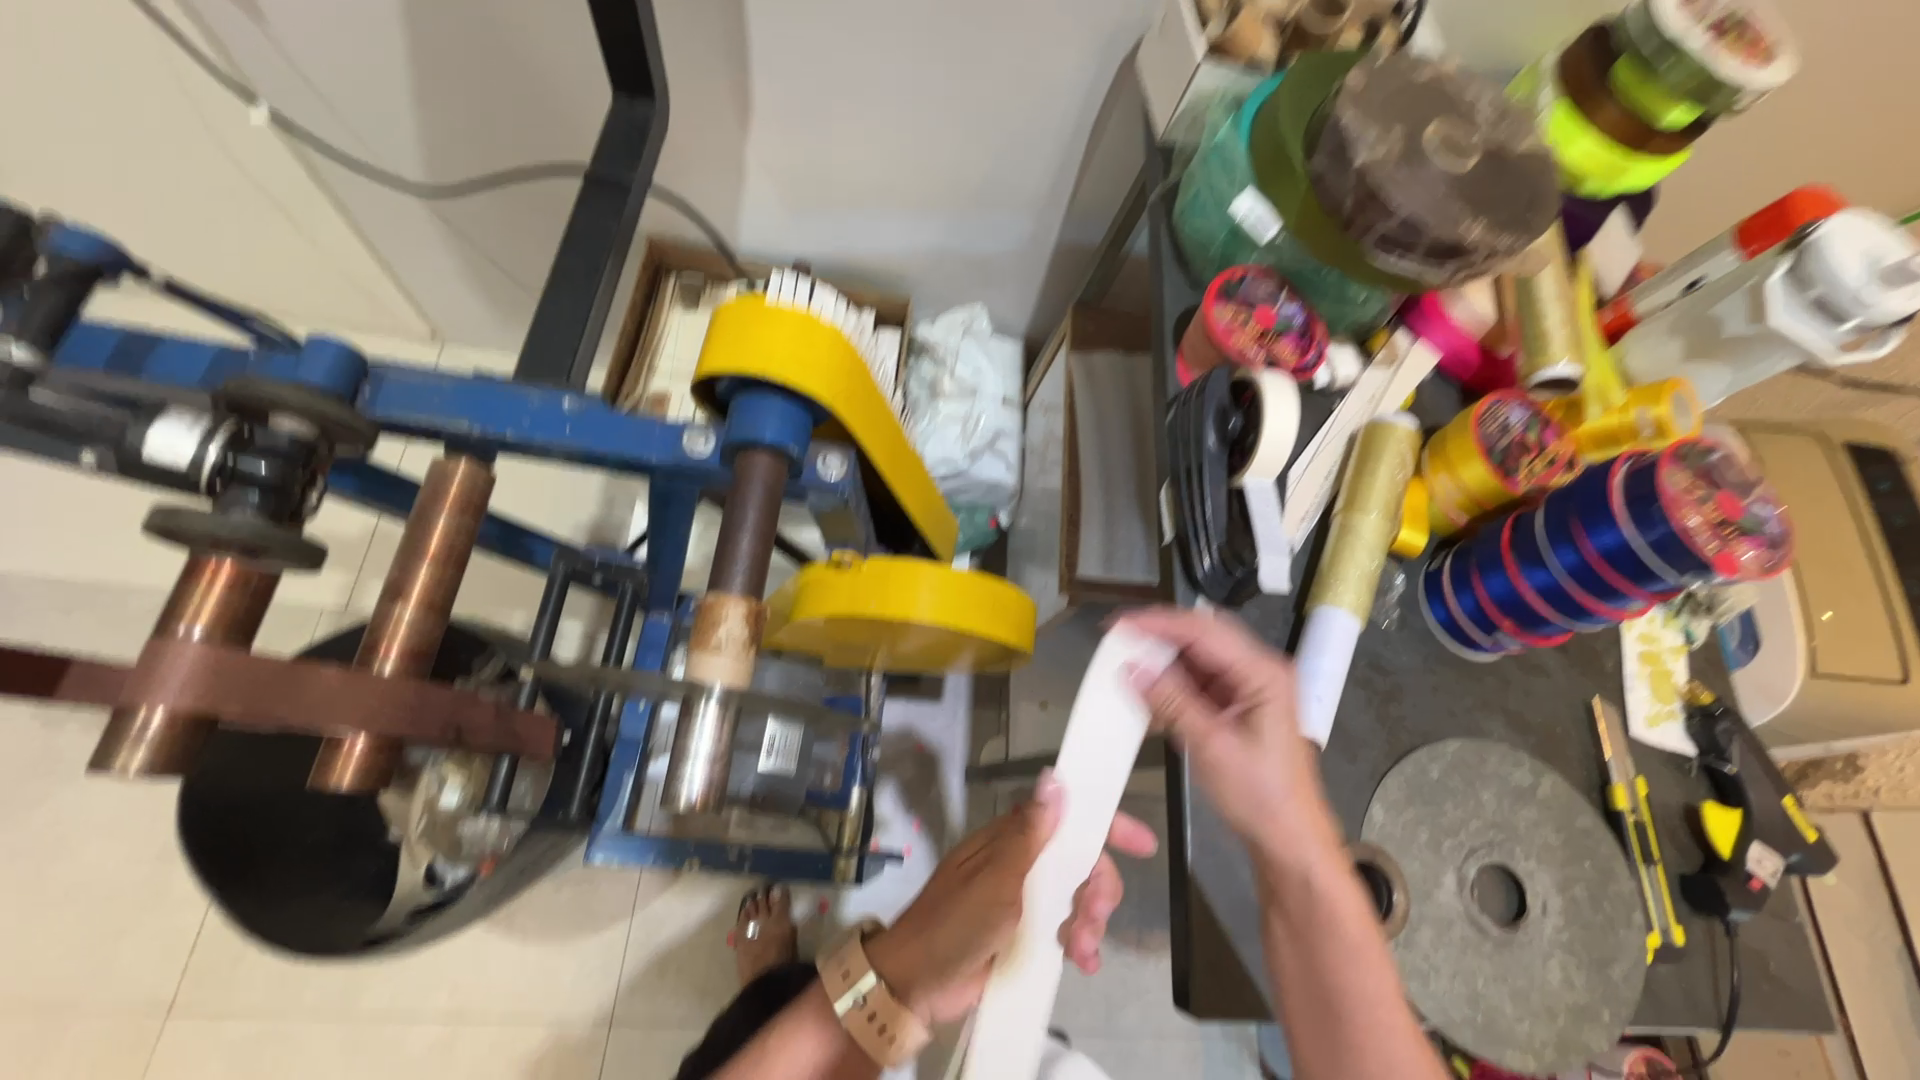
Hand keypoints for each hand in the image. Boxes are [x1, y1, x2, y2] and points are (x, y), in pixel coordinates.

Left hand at [865, 773, 1157, 1024]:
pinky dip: (1081, 944)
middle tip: (1094, 916)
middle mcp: (1022, 863)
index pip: (1065, 818)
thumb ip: (1029, 834)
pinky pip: (1068, 931)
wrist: (917, 983)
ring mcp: (1025, 900)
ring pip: (1078, 898)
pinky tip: (1083, 963)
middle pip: (1081, 862)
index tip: (1143, 845)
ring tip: (1082, 951)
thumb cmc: (954, 923)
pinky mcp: (1026, 935)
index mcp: (1011, 840)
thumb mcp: (996, 879)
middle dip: (1098, 888)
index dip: (1105, 825)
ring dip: (1090, 922)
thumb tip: (1054, 778)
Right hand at [1118, 608, 1335, 860]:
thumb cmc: (1260, 795)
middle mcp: (1259, 670)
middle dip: (1159, 635)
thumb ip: (1171, 701)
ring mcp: (1249, 687)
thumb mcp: (1211, 747)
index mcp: (1263, 673)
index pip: (1202, 631)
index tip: (1117, 624)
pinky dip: (1172, 684)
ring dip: (1163, 660)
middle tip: (1117, 639)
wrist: (1290, 839)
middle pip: (1202, 636)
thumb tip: (1131, 668)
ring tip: (1126, 663)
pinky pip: (1199, 681)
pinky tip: (1147, 692)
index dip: (1157, 623)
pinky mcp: (1238, 705)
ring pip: (1198, 657)